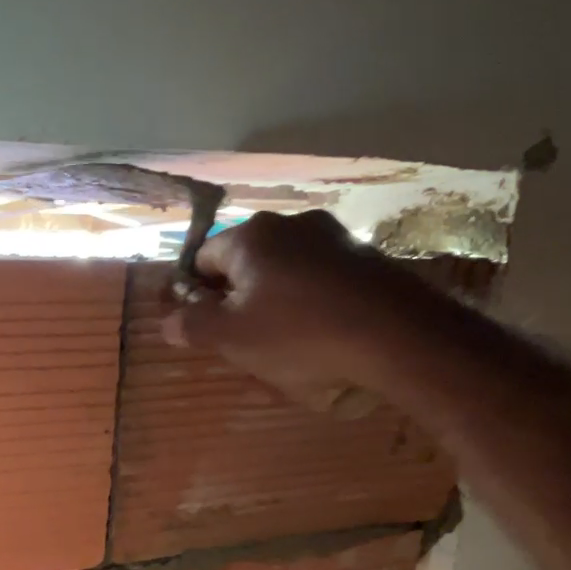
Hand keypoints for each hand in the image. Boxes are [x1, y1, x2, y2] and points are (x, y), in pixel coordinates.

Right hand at [162, 210, 446, 396]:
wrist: (403, 338)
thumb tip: (167, 322)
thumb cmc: (300, 335)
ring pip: (284, 273)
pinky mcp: (368, 259)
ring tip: (282, 344)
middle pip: (245, 265)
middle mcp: (291, 225)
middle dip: (236, 299)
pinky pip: (321, 281)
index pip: (201, 260)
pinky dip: (312, 304)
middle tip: (240, 340)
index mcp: (250, 236)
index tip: (200, 327)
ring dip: (274, 302)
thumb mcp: (231, 339)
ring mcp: (335, 238)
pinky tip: (321, 337)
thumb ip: (191, 326)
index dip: (194, 295)